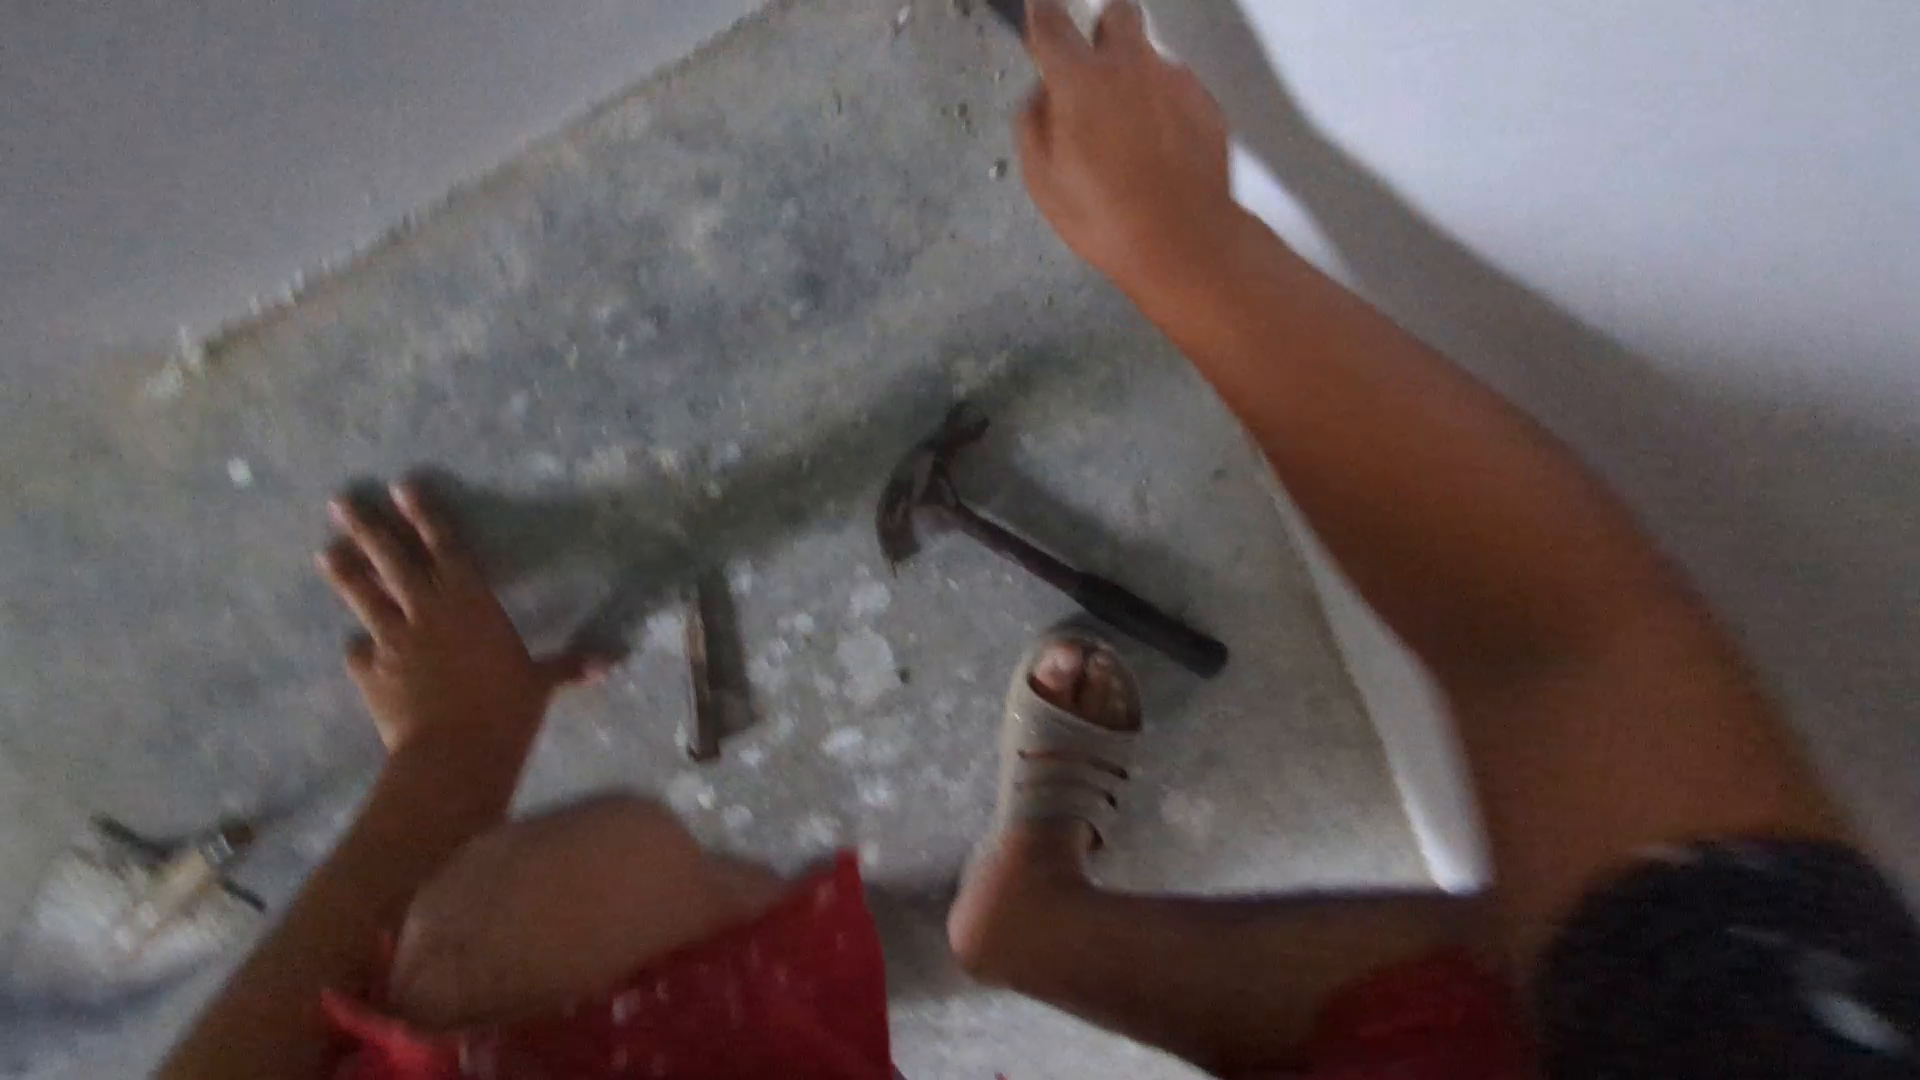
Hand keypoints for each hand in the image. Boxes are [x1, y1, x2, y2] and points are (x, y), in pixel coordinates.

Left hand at [317, 481, 607, 754]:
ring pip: (365, 597)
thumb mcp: (542, 682)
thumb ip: (568, 667)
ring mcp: (393, 641)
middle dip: (371, 529)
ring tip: (327, 551)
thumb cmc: (508, 706)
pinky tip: (356, 647)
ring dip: (347, 573)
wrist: (455, 750)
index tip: (404, 488)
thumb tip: (611, 663)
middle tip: (343, 502)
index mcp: (473, 603)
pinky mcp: (372, 673)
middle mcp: (428, 611)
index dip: (427, 517)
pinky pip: (361, 652)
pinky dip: (360, 647)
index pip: (448, 549)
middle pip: (395, 562)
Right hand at [1018, 1, 1241, 294]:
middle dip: (1103, 35)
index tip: (1039, 16)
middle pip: (1116, 14)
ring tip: (1133, 139)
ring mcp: (1174, 79)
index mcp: (1080, 81)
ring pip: (1150, 58)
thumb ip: (1033, 126)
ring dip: (1136, 81)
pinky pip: (1178, 91)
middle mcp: (1129, 64)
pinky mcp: (1206, 102)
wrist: (1182, 239)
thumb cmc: (1102, 217)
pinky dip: (1165, 110)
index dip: (1042, 16)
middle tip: (1096, 80)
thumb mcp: (1044, 183)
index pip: (1052, 24)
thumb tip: (1042, 96)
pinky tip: (1161, 154)